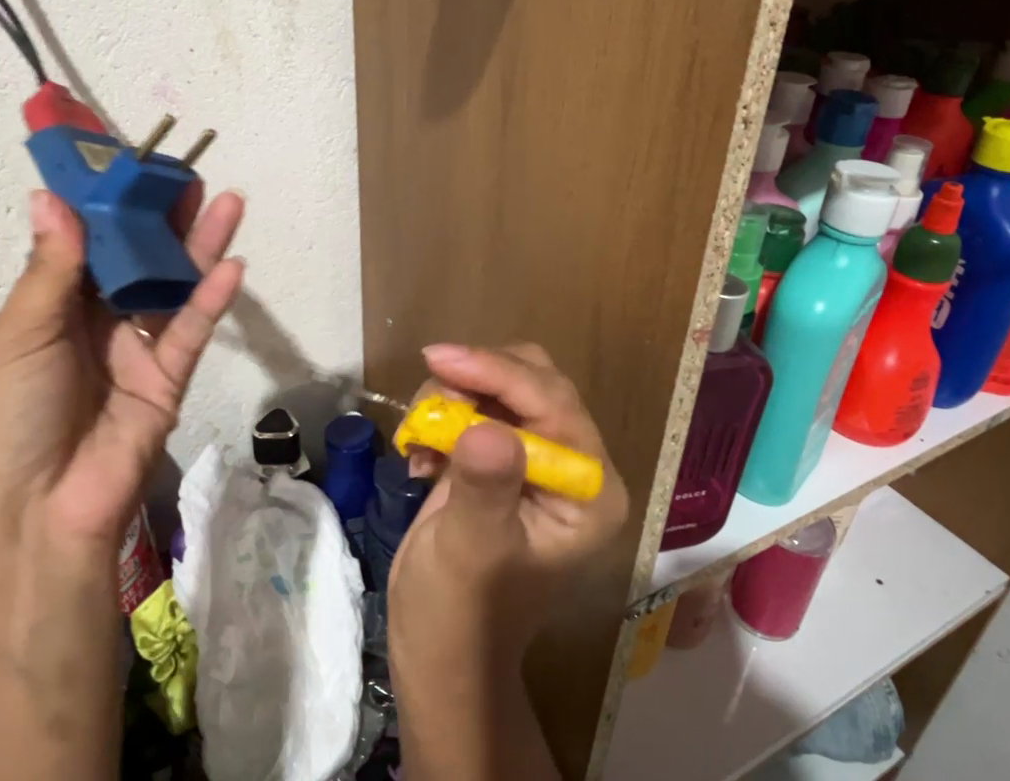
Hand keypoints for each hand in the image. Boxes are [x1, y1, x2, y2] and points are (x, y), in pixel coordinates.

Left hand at [0, 187, 244, 550]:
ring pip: (171, 289)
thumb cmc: (6, 415)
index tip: (130, 164)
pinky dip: (212, 299)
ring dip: (197, 248)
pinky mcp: (167, 381)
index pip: (84, 245)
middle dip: (161, 220)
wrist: (34, 510)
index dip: (106, 207)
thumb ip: (52, 267)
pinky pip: (191, 332)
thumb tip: (51, 196)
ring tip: (225, 202)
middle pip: (135, 261)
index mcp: (47, 310)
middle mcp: (93, 325)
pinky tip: (232, 265)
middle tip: (190, 176)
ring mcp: (134, 352)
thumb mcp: (20, 333)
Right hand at [388, 344, 628, 658]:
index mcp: (590, 489)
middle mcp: (572, 466)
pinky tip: (420, 457)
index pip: (555, 404)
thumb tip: (488, 427)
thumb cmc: (462, 614)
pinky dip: (441, 417)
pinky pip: (474, 409)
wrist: (439, 651)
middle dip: (475, 382)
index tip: (440, 359)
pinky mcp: (500, 461)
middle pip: (532, 384)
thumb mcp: (472, 551)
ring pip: (499, 388)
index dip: (498, 373)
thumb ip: (485, 487)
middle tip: (426, 405)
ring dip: (452, 400)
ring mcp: (536, 461)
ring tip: (420, 444)